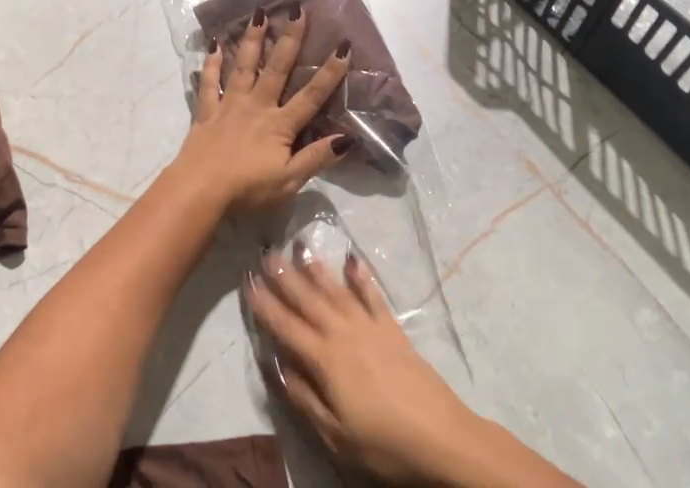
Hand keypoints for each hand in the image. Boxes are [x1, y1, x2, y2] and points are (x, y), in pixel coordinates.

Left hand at [169, 5, 353, 212]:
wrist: (199, 189)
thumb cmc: (247, 189)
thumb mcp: (289, 181)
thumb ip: (317, 157)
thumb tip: (349, 138)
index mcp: (280, 124)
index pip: (311, 95)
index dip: (330, 73)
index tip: (343, 46)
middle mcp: (257, 106)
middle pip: (277, 68)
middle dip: (290, 38)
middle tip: (297, 9)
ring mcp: (230, 105)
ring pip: (243, 66)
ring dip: (252, 39)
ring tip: (258, 13)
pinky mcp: (207, 111)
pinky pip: (209, 82)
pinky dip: (211, 63)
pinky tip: (213, 44)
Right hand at [247, 249, 483, 486]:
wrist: (442, 437)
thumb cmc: (382, 442)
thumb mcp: (333, 432)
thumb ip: (301, 395)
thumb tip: (273, 363)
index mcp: (324, 360)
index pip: (286, 327)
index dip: (265, 305)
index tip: (247, 282)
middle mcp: (343, 334)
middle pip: (308, 301)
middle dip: (285, 277)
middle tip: (266, 253)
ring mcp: (370, 328)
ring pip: (336, 291)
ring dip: (316, 269)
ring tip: (299, 246)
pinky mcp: (393, 330)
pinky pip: (372, 296)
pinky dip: (360, 277)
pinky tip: (351, 260)